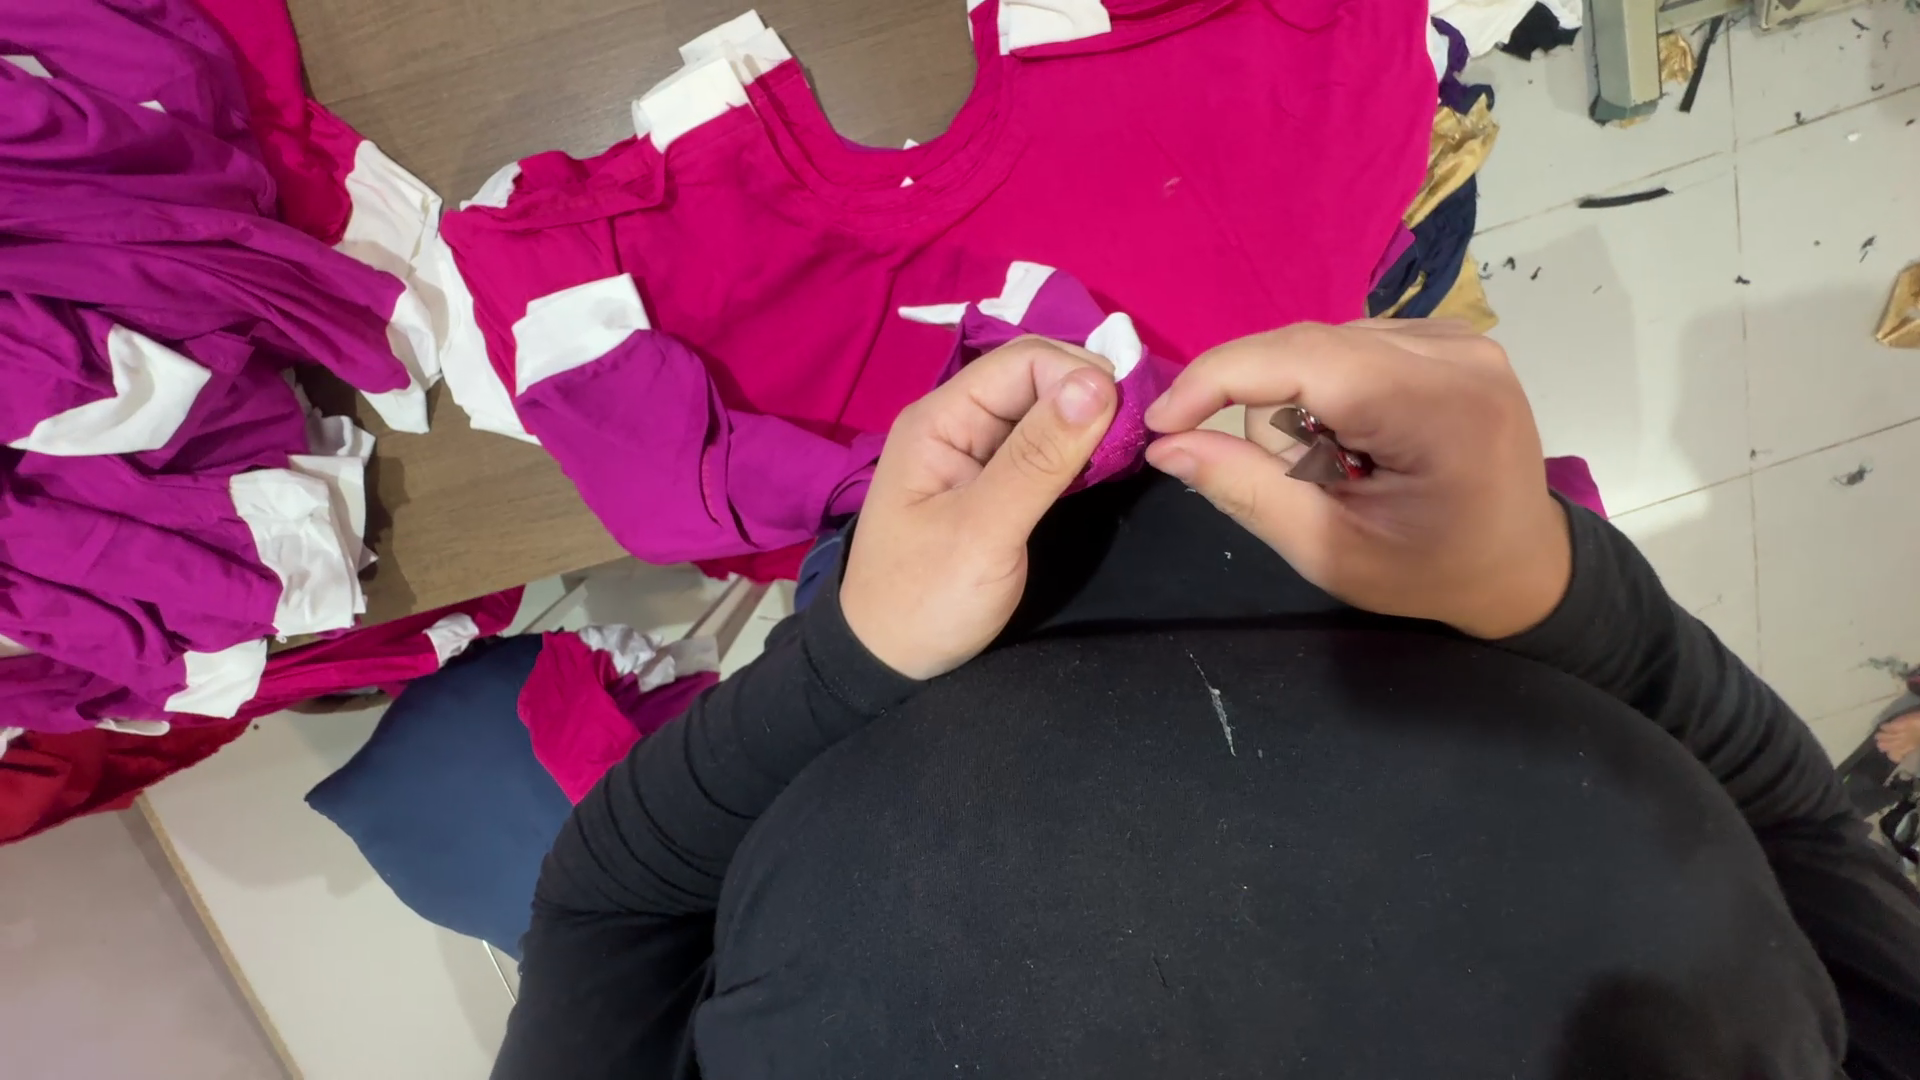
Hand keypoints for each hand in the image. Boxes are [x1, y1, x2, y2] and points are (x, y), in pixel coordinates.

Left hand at [841, 338, 1118, 678]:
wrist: (890, 658)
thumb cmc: (925, 598)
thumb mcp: (982, 531)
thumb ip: (1037, 458)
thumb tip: (1098, 383)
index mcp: (941, 419)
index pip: (1023, 361)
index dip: (1080, 376)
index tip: (1128, 419)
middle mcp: (958, 422)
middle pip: (1036, 379)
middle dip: (1089, 396)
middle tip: (1135, 439)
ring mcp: (975, 452)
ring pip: (1044, 412)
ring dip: (1088, 423)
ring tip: (1126, 454)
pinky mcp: (994, 482)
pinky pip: (1043, 447)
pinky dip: (1076, 451)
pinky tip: (1103, 468)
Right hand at [1143, 319, 1570, 639]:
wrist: (1516, 566)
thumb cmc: (1425, 572)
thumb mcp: (1325, 550)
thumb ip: (1244, 490)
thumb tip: (1166, 446)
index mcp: (1438, 410)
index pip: (1302, 360)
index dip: (1217, 380)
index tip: (1161, 422)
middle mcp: (1451, 351)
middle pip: (1300, 350)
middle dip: (1267, 416)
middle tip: (1295, 480)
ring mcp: (1453, 336)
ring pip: (1313, 349)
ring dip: (1295, 411)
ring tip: (1336, 469)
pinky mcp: (1442, 336)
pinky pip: (1339, 349)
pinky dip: (1321, 397)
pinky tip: (1353, 440)